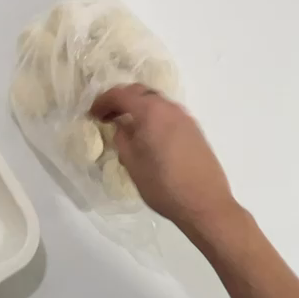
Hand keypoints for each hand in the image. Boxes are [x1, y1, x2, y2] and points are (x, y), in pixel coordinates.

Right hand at [91, 85, 238, 227]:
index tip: (93, 114)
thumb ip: (122, 137)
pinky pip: (168, 114)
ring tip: (128, 126)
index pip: (120, 94)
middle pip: (140, 92)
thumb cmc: (163, 185)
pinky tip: (149, 136)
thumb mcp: (132, 163)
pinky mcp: (195, 130)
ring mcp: (185, 118)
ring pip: (156, 102)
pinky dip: (153, 116)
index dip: (103, 101)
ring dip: (138, 108)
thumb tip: (120, 125)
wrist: (206, 205)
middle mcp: (169, 108)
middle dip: (121, 100)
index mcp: (150, 112)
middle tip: (108, 116)